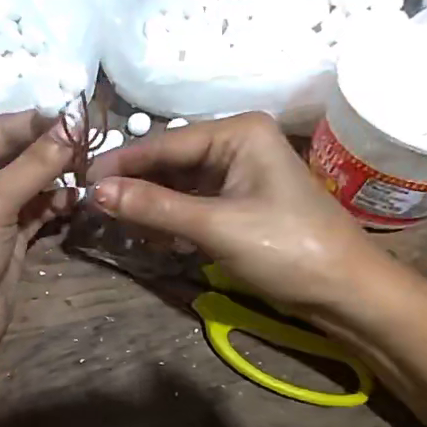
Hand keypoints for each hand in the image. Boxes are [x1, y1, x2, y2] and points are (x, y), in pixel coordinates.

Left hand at [0, 110, 76, 372]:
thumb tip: (72, 122)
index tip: (83, 115)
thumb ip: (33, 163)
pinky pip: (40, 211)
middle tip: (96, 144)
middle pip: (20, 154)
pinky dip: (59, 204)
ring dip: (60, 177)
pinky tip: (80, 200)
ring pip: (34, 183)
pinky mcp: (12, 239)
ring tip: (93, 173)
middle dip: (54, 148)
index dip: (41, 120)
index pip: (3, 129)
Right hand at [83, 113, 382, 312]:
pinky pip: (189, 203)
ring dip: (151, 209)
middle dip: (136, 189)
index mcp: (238, 133)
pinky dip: (169, 221)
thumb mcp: (214, 227)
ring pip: (175, 185)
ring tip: (124, 230)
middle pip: (168, 163)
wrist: (346, 292)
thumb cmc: (287, 250)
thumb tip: (95, 192)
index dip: (121, 164)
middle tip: (97, 212)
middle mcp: (235, 144)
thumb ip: (154, 207)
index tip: (81, 182)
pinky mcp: (236, 202)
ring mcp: (236, 173)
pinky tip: (154, 240)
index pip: (164, 143)